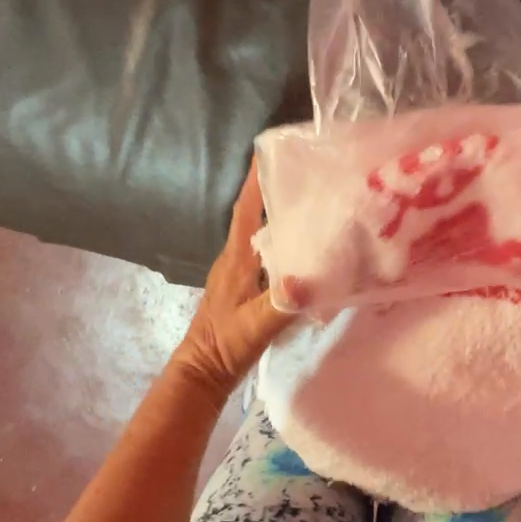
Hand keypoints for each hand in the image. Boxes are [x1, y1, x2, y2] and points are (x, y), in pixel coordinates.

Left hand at [171, 161, 293, 394]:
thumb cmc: (226, 345)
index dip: (256, 179)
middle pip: (257, 215)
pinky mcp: (248, 287)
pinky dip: (286, 243)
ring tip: (315, 202)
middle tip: (309, 171)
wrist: (204, 372)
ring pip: (264, 234)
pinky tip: (307, 248)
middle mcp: (238, 258)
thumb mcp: (255, 326)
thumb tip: (307, 280)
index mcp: (237, 259)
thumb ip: (280, 304)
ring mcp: (241, 273)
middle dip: (277, 190)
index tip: (270, 149)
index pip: (246, 209)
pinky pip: (270, 254)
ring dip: (283, 216)